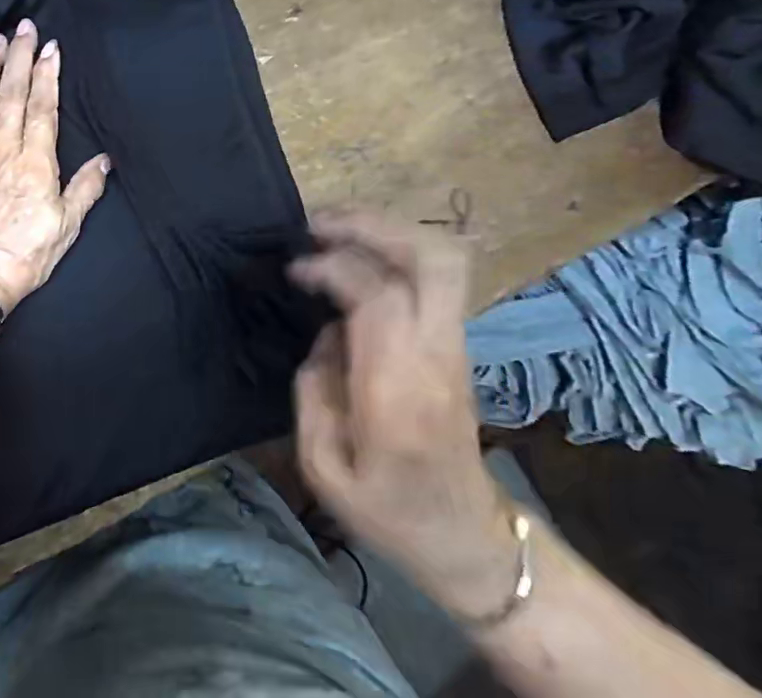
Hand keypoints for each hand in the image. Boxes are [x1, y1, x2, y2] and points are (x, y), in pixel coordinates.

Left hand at [0, 18, 111, 313]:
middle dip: (19, 57)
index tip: (51, 46)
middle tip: (24, 27)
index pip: (42, 106)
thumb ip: (85, 188)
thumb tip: (103, 161)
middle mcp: (2, 149)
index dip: (48, 73)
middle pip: (11, 93)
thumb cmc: (26, 254)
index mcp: (34, 160)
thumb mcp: (67, 225)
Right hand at [289, 210, 520, 623]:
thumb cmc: (390, 513)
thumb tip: (326, 335)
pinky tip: (357, 257)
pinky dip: (394, 251)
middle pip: (431, 257)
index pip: (379, 295)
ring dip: (386, 230)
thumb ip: (314, 392)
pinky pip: (434, 276)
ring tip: (334, 228)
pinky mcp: (456, 343)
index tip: (294, 269)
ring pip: (441, 258)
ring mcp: (455, 345)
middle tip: (319, 223)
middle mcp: (437, 354)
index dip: (333, 266)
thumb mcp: (325, 470)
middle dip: (373, 225)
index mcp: (399, 391)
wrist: (467, 538)